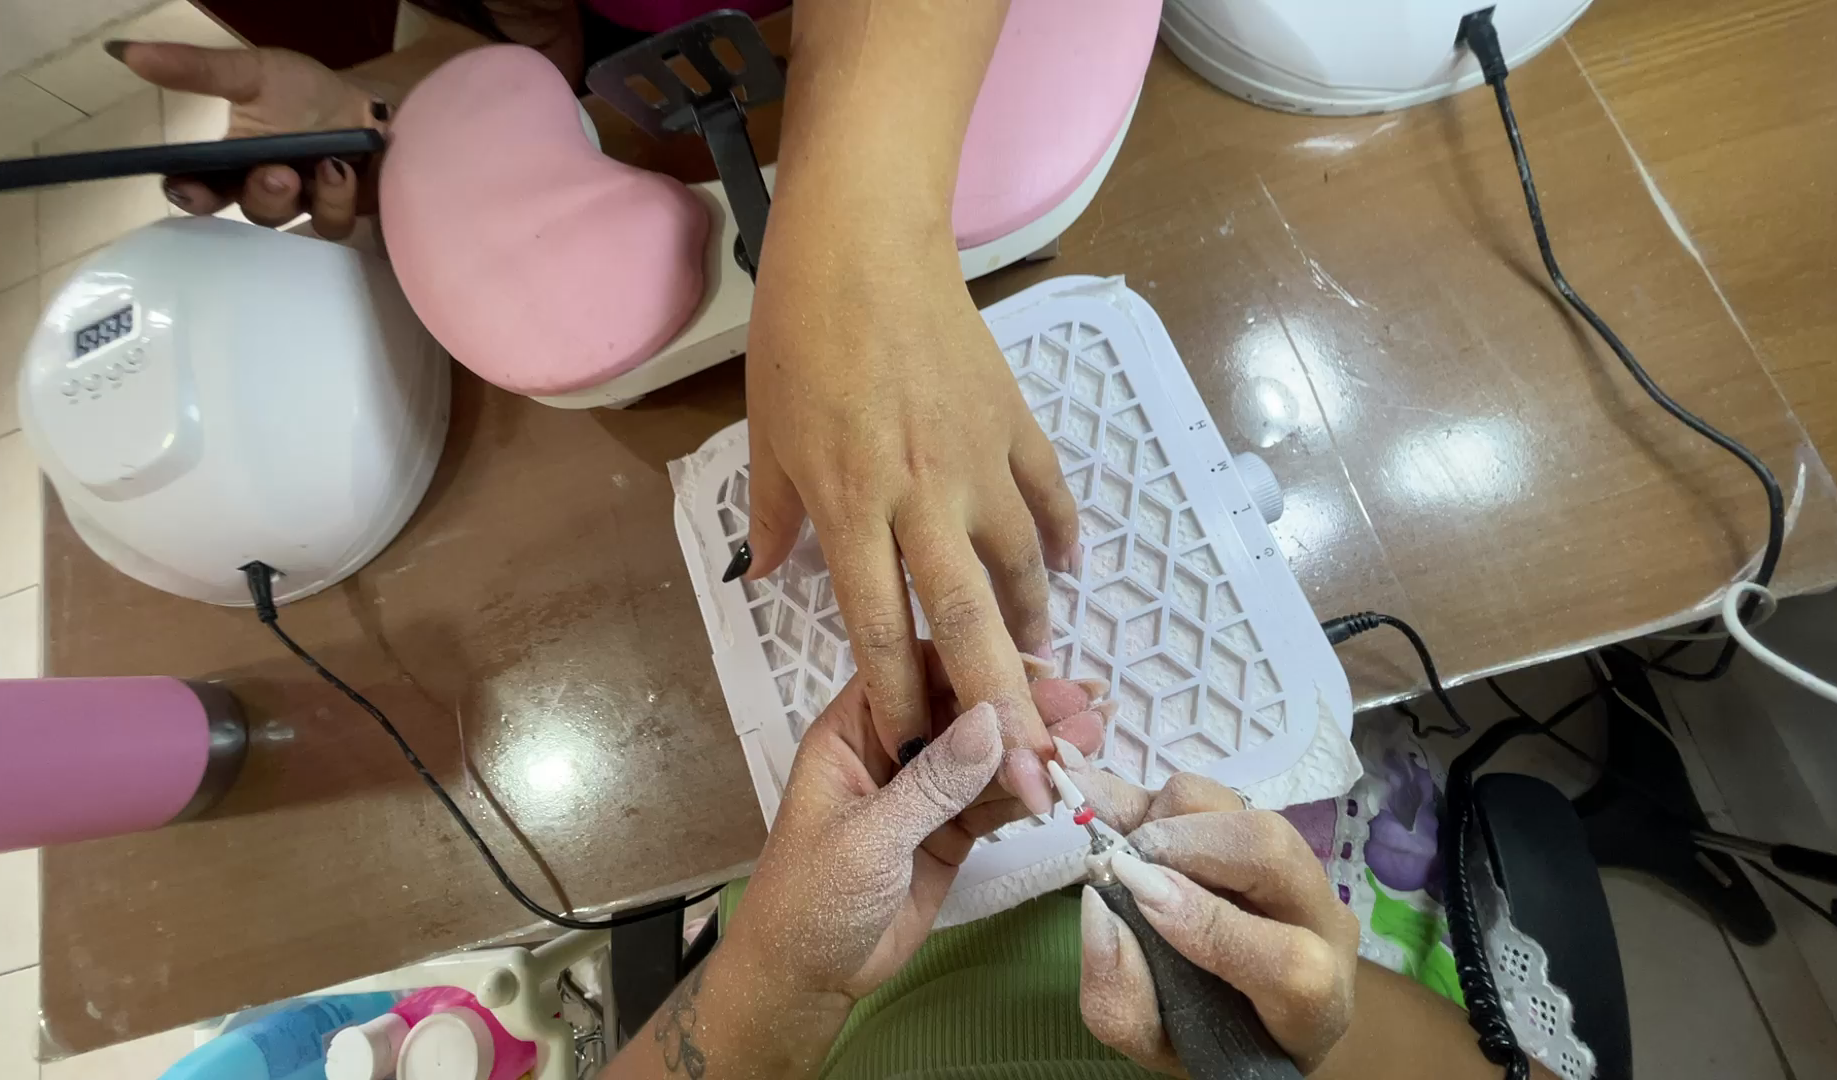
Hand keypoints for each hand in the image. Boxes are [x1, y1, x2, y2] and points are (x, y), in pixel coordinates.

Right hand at [111, 42, 381, 237]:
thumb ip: (198, 69)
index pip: (203, 185)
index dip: (192, 193)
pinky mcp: (346, 213)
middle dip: (260, 195)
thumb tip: (126, 54)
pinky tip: (347, 171)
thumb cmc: (311, 94)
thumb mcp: (254, 73)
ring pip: (297, 220)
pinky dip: (340, 198)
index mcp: (236, 158)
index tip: (186, 189)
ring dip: (308, 196)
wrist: (374, 111)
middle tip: (275, 172)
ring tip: (327, 164)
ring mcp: (309, 204)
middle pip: (252, 210)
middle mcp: (269, 187)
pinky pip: (336, 222)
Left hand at [722, 649, 1110, 1005]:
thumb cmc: (813, 901)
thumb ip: (932, 782)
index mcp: (853, 731)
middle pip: (960, 710)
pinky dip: (1029, 790)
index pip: (913, 673)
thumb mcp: (869, 837)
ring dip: (1035, 746)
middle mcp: (891, 747)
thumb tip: (992, 718)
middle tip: (1081, 700)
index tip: (1027, 667)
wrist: (807, 982)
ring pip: (985, 755)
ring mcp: (925, 789)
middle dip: (1018, 704)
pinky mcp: (949, 827)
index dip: (968, 662)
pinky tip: (1069, 777)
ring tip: (1093, 732)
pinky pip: (993, 799)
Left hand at [744, 227, 1080, 818]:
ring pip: (1021, 563)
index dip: (900, 693)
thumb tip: (770, 574)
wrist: (864, 243)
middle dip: (999, 699)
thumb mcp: (766, 432)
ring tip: (1040, 658)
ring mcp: (980, 457)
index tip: (920, 744)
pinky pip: (1052, 494)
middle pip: (966, 615)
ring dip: (1033, 620)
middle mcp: (921, 495)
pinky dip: (1064, 538)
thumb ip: (775, 513)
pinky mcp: (1017, 421)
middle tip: (1028, 759)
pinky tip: (1070, 568)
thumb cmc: (800, 339)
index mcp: (850, 503)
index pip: (878, 622)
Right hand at [1070, 770, 1361, 1074]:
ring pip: (1242, 808)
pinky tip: (1119, 818)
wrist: (1237, 1004)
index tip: (1134, 893)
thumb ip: (1119, 998)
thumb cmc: (1200, 1032)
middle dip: (1184, 842)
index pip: (1289, 962)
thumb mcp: (1154, 1045)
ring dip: (1169, 816)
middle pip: (1272, 849)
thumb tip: (1096, 908)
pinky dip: (1155, 799)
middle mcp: (1318, 921)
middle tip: (1122, 859)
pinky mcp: (1257, 826)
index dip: (1207, 921)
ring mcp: (1298, 866)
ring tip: (1128, 849)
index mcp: (1312, 1003)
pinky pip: (1211, 794)